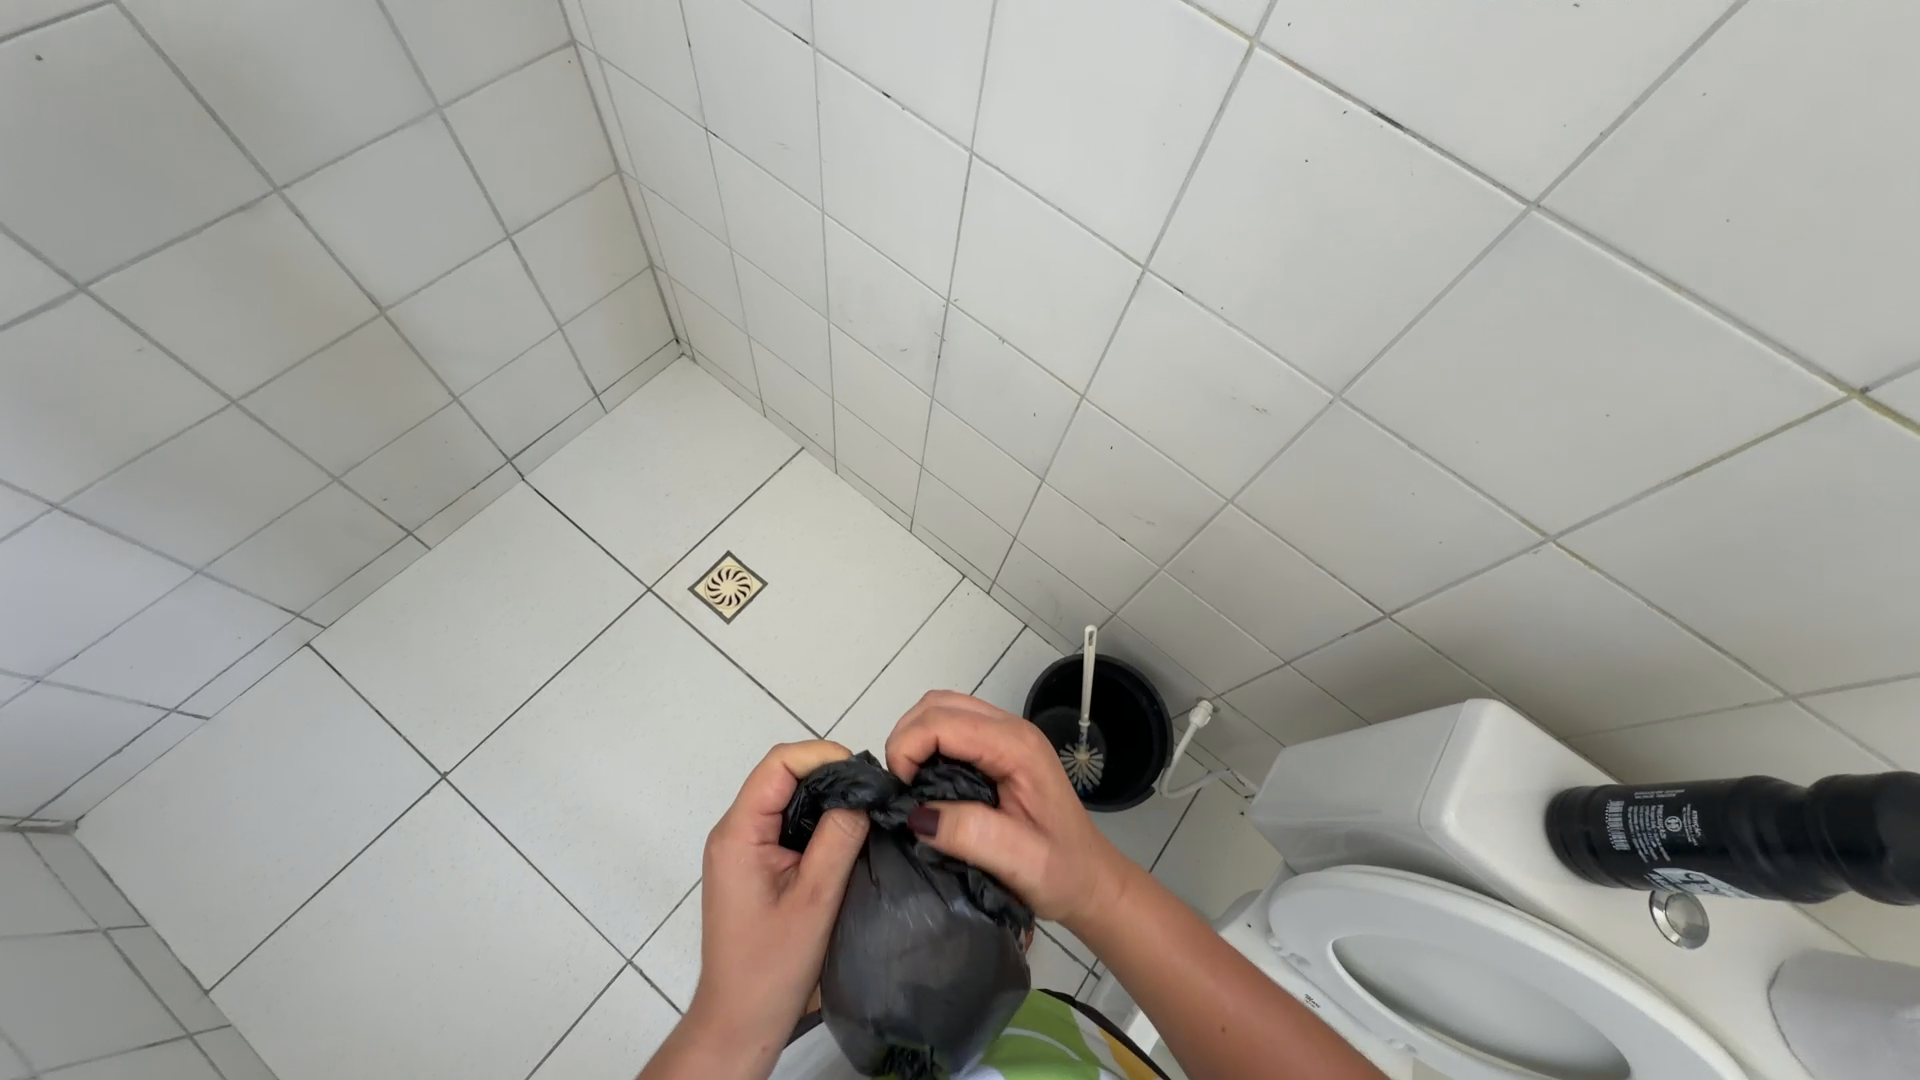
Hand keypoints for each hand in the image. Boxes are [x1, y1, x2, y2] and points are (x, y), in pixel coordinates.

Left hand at [687, 741, 869, 1047]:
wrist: (740, 1024)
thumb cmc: (772, 966)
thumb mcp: (815, 899)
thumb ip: (839, 838)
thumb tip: (863, 793)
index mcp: (738, 832)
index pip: (778, 764)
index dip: (821, 756)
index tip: (863, 773)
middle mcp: (734, 831)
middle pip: (781, 775)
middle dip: (828, 773)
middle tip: (873, 790)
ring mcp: (742, 848)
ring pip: (787, 798)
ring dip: (825, 797)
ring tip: (866, 808)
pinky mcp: (754, 864)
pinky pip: (787, 823)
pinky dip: (817, 820)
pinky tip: (846, 833)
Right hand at [886, 691, 1133, 927]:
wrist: (1093, 881)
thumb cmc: (1063, 874)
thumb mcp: (1022, 864)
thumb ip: (972, 834)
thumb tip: (917, 814)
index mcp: (1017, 748)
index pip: (943, 722)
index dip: (908, 749)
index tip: (901, 794)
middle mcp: (1012, 730)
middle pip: (938, 705)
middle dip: (906, 739)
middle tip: (900, 789)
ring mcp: (1006, 736)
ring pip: (942, 710)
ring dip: (915, 739)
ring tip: (910, 786)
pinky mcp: (999, 748)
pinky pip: (952, 727)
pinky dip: (928, 745)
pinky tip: (927, 782)